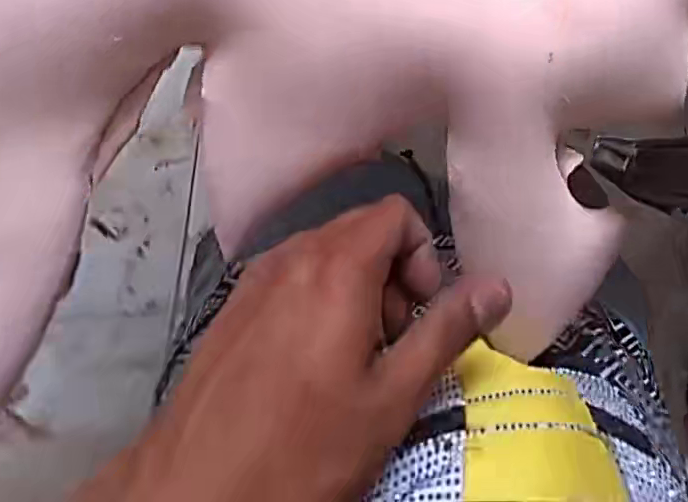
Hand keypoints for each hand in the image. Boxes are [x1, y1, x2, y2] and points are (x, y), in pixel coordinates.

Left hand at [76, 196, 512, 501]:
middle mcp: (296, 252)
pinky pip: (294, 272)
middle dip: (392, 274)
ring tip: (350, 360)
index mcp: (337, 265)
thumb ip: (447, 330)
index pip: (397, 213)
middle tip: (388, 344)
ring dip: (357, 287)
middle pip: (364, 229)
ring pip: (329, 250)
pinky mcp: (236, 300)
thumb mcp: (390, 398)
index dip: (422, 254)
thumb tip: (498, 285)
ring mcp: (259, 273)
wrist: (190, 492)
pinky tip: (308, 362)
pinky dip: (319, 296)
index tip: (419, 311)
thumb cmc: (302, 449)